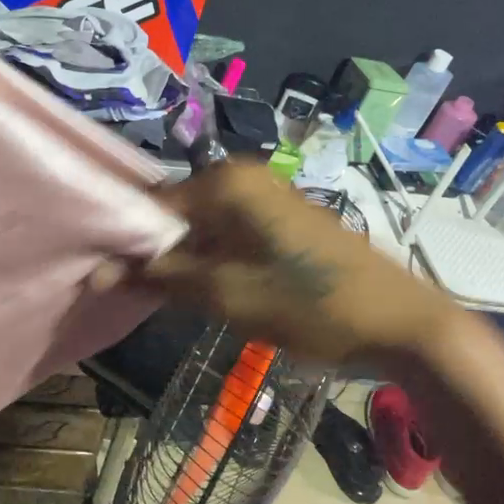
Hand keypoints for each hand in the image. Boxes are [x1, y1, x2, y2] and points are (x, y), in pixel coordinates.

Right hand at [139, 162, 464, 367]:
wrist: (407, 327)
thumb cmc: (311, 305)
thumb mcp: (225, 296)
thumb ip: (158, 278)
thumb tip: (95, 273)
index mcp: (226, 180)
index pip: (151, 203)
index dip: (128, 240)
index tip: (110, 276)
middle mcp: (245, 175)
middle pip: (179, 212)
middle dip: (159, 251)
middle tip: (143, 293)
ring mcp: (271, 196)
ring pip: (206, 225)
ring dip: (188, 259)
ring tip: (176, 298)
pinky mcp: (288, 220)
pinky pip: (233, 232)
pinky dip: (217, 258)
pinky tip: (218, 292)